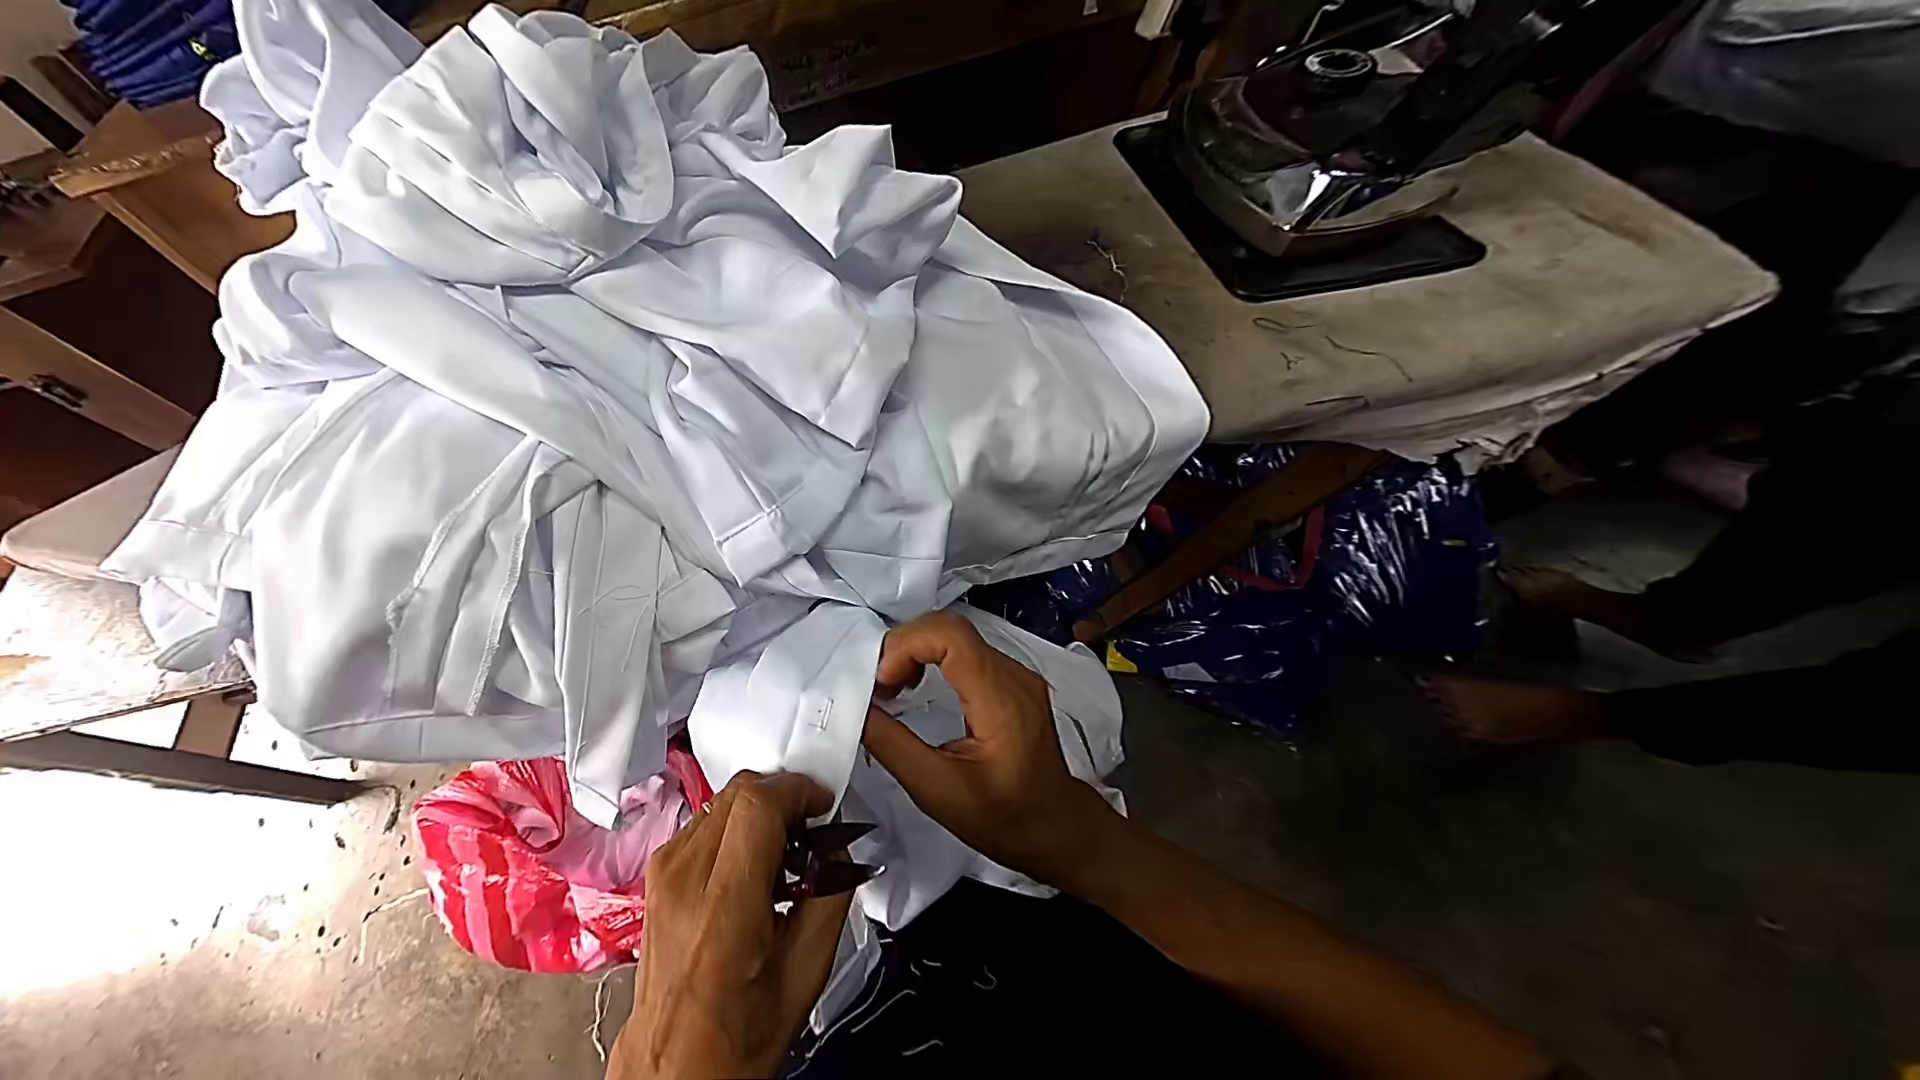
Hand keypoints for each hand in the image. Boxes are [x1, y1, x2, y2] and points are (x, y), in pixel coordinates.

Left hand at [612, 771, 852, 1078]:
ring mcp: (664, 874)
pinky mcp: (656, 874)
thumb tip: (839, 845)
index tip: (821, 803)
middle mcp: (685, 881)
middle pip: (741, 790)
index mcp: (724, 909)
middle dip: (784, 794)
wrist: (677, 1064)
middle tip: (808, 821)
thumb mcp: (809, 966)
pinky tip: (753, 857)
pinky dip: (738, 822)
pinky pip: (706, 819)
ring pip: (724, 798)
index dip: (798, 789)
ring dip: (762, 807)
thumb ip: (833, 891)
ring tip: (782, 844)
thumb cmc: (737, 1030)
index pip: (758, 805)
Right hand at [861, 610, 1119, 889]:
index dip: (906, 645)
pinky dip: (931, 658)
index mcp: (1002, 699)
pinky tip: (914, 685)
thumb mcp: (937, 790)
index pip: (951, 636)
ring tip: (891, 686)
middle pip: (951, 628)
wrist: (1055, 827)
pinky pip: (966, 650)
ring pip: (957, 635)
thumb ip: (892, 744)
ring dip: (915, 651)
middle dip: (904, 646)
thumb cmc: (1002, 817)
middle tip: (877, 684)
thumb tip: (857, 707)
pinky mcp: (1012, 679)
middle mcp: (1014, 674)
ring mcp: (1017, 673)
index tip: (881, 682)